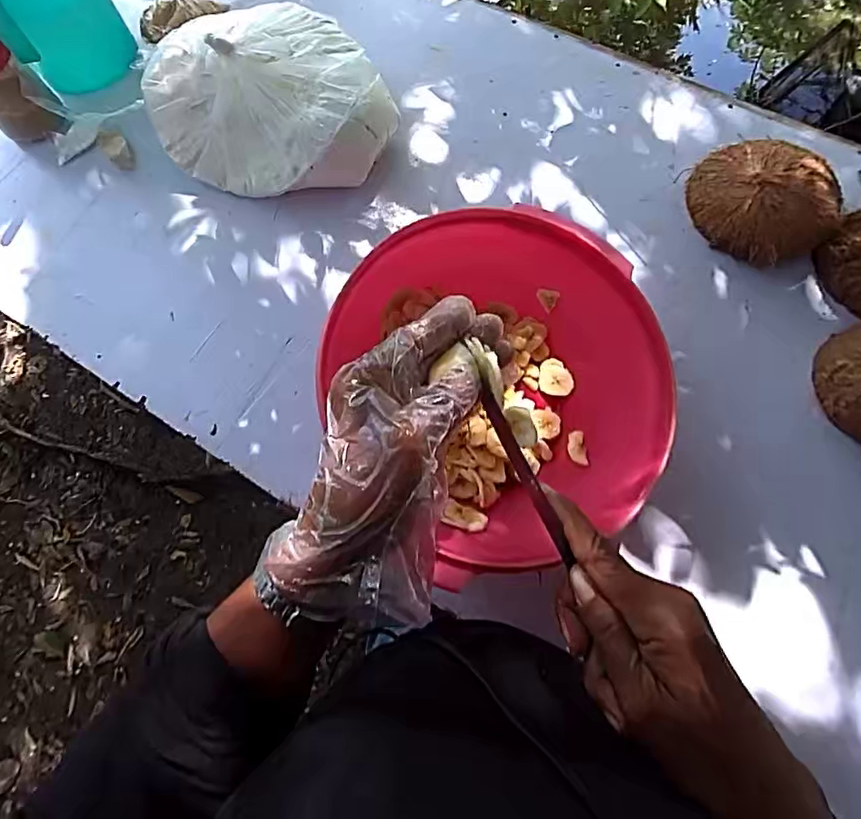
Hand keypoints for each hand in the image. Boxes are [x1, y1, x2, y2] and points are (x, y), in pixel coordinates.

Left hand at [260, 295, 510, 624]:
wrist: (353, 550)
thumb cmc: (370, 491)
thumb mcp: (410, 439)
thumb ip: (443, 398)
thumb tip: (472, 365)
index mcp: (367, 380)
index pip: (410, 339)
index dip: (443, 322)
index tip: (472, 308)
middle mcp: (382, 392)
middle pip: (429, 355)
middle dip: (465, 340)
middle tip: (501, 328)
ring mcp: (401, 417)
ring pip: (442, 379)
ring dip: (474, 365)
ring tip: (508, 351)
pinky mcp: (418, 440)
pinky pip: (449, 406)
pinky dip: (473, 394)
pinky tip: (495, 384)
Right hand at [547, 488, 830, 818]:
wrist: (753, 781)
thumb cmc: (699, 748)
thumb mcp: (635, 698)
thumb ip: (603, 631)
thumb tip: (578, 577)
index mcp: (659, 612)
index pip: (600, 555)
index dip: (568, 521)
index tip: (545, 491)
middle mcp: (668, 600)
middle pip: (596, 579)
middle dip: (579, 614)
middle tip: (582, 653)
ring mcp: (672, 611)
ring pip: (605, 602)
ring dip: (597, 642)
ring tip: (614, 688)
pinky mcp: (672, 625)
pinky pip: (623, 618)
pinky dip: (612, 648)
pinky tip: (626, 687)